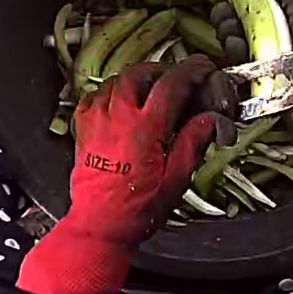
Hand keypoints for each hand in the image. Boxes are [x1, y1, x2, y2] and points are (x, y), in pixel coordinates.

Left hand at [17, 57, 229, 293]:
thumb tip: (210, 119)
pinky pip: (93, 97)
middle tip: (173, 81)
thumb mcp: (176, 178)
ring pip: (115, 81)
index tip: (202, 68)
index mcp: (144, 127)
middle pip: (139, 73)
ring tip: (148, 93)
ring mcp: (96, 120)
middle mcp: (117, 117)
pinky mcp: (82, 128)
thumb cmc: (136, 209)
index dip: (191, 71)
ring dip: (134, 82)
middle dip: (160, 72)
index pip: (171, 84)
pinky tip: (118, 106)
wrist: (99, 225)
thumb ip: (193, 142)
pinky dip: (108, 94)